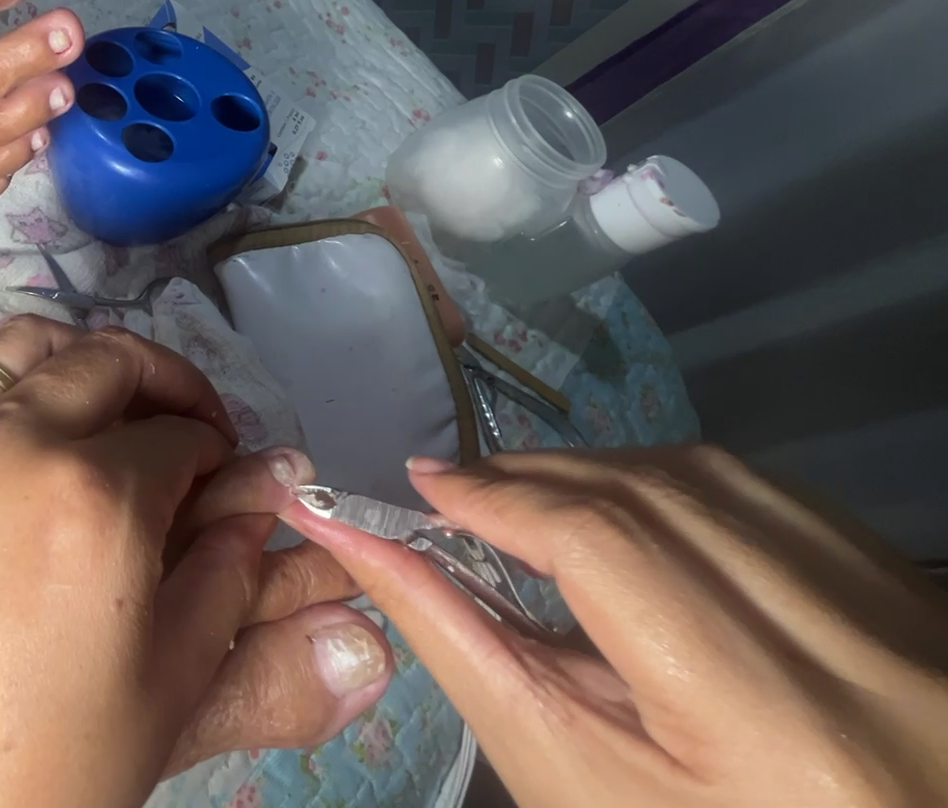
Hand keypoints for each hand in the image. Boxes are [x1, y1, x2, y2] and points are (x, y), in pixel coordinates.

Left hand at [0, 292, 297, 805]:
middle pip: (108, 364)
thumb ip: (225, 576)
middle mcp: (14, 441)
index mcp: (97, 497)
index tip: (223, 470)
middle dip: (164, 381)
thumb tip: (265, 502)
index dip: (216, 451)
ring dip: (70, 350)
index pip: (182, 437)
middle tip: (182, 421)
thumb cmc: (42, 764)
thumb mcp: (166, 685)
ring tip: (97, 386)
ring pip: (14, 345)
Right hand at [286, 448, 947, 806]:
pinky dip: (674, 484)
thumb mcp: (552, 765)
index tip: (424, 483)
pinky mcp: (929, 611)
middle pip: (662, 496)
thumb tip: (347, 535)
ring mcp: (924, 629)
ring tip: (528, 494)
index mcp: (778, 730)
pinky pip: (778, 500)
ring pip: (719, 480)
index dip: (501, 497)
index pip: (610, 546)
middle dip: (536, 476)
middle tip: (460, 488)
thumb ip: (449, 634)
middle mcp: (884, 664)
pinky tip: (625, 509)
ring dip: (598, 470)